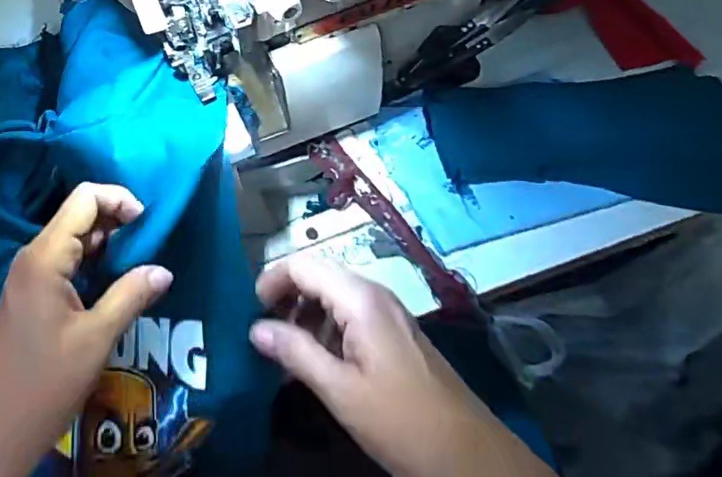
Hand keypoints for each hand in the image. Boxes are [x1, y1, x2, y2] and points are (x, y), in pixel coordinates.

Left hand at [0, 183, 173, 476]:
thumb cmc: (45, 384)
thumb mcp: (96, 339)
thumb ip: (130, 296)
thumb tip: (164, 270)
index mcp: (45, 256)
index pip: (84, 198)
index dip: (119, 199)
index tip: (147, 223)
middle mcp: (33, 255)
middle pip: (78, 213)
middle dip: (116, 219)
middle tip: (147, 243)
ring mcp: (28, 274)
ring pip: (72, 237)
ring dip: (105, 241)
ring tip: (137, 260)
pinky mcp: (29, 293)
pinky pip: (63, 259)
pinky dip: (90, 260)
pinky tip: (112, 280)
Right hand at [250, 258, 551, 476]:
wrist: (473, 458)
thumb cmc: (402, 421)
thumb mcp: (341, 391)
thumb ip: (296, 353)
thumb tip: (255, 328)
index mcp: (360, 297)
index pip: (303, 265)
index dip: (271, 280)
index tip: (248, 309)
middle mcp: (373, 293)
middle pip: (318, 276)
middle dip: (286, 297)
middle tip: (261, 330)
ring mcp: (388, 313)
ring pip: (333, 296)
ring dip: (304, 315)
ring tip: (284, 352)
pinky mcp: (395, 334)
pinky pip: (350, 316)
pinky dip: (326, 330)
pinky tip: (316, 362)